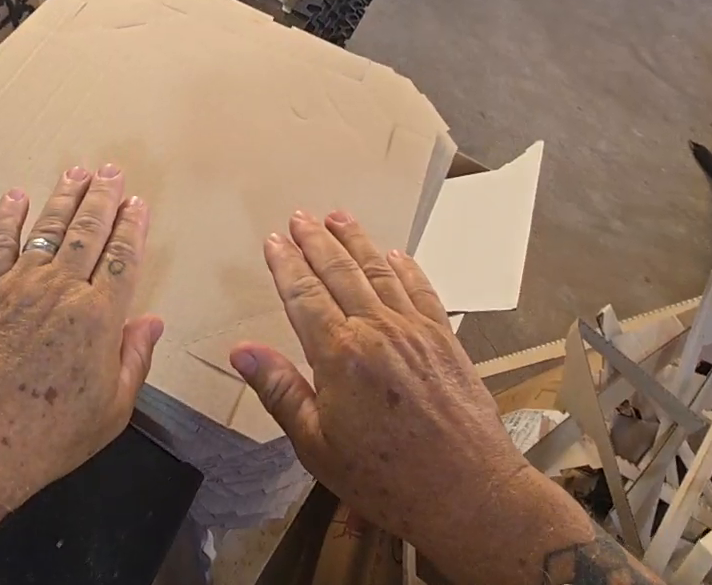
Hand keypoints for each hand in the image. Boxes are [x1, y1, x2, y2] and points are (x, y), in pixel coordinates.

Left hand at [0, 164, 164, 523]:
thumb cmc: (50, 433)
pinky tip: (16, 195)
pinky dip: (8, 216)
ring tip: (78, 171)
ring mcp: (22, 284)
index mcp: (99, 317)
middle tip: (113, 170)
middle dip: (103, 197)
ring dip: (65, 196)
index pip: (123, 257)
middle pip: (88, 231)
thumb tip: (153, 320)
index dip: (132, 226)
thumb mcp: (111, 410)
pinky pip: (0, 243)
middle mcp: (63, 289)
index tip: (138, 202)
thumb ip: (134, 360)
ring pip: (49, 228)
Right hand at [228, 211, 533, 556]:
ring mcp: (414, 330)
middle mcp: (376, 329)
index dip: (286, 264)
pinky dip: (405, 267)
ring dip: (355, 240)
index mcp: (339, 354)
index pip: (303, 294)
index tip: (274, 241)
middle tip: (299, 216)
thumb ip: (279, 390)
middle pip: (339, 271)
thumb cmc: (386, 479)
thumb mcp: (317, 445)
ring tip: (337, 216)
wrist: (471, 496)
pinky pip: (421, 290)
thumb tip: (240, 351)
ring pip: (378, 270)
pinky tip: (395, 253)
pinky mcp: (445, 339)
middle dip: (315, 241)